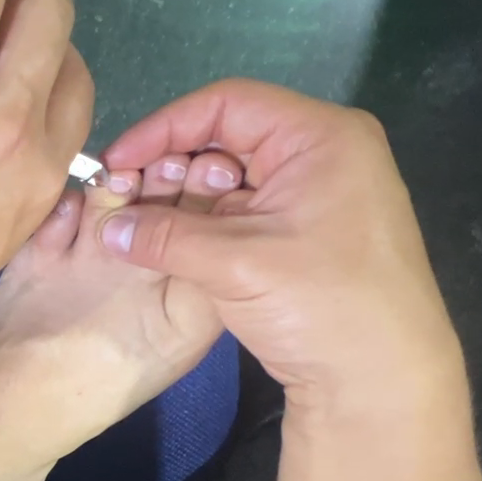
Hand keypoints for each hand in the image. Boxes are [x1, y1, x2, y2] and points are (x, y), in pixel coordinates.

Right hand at [0, 153, 240, 480]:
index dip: (207, 187)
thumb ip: (191, 257)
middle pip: (163, 200)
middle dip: (157, 174)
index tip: (195, 168)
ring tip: (106, 185)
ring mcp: (90, 264)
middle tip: (144, 172)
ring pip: (111, 199)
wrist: (0, 402)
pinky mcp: (44, 259)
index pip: (213, 223)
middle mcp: (142, 274)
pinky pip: (59, 214)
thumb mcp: (181, 324)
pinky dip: (64, 204)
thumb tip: (205, 187)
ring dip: (110, 184)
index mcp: (184, 295)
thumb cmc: (102, 377)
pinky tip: (66, 213)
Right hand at [95, 79, 466, 426]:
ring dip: (175, 202)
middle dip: (166, 167)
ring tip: (133, 229)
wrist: (374, 375)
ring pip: (221, 182)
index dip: (163, 128)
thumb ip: (165, 238)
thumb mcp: (235, 263)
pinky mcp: (289, 236)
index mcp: (317, 138)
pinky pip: (230, 216)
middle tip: (120, 200)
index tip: (114, 162)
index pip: (226, 105)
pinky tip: (159, 247)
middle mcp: (313, 157)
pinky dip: (192, 228)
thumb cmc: (322, 302)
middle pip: (222, 140)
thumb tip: (107, 228)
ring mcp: (302, 198)